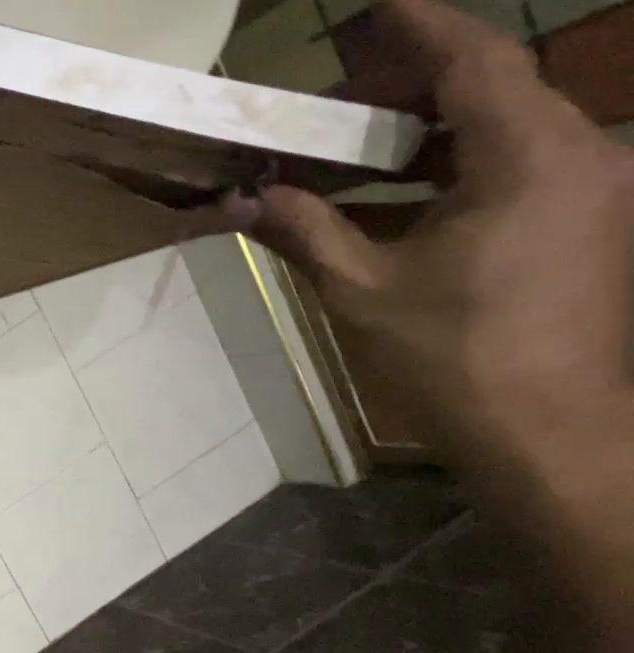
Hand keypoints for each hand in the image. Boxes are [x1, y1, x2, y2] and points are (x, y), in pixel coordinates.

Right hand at [226, 0, 633, 460]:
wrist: (544, 425)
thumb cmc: (450, 355)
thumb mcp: (361, 290)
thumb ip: (306, 231)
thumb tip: (245, 198)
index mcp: (529, 158)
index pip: (474, 64)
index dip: (422, 29)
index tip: (373, 12)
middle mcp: (579, 153)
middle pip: (491, 90)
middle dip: (409, 89)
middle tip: (335, 104)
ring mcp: (592, 186)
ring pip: (503, 130)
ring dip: (427, 133)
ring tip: (352, 149)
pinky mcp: (587, 219)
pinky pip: (516, 169)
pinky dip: (453, 169)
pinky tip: (397, 194)